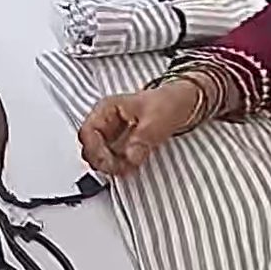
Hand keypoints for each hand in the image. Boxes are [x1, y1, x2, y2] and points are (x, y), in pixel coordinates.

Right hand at [77, 81, 197, 175]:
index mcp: (107, 109)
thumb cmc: (169, 102)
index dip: (95, 150)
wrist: (184, 104)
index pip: (87, 133)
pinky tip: (130, 166)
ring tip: (128, 167)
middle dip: (102, 161)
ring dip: (110, 166)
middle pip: (89, 148)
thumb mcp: (158, 118)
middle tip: (120, 167)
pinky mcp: (119, 146)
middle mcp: (104, 122)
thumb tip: (130, 156)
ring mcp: (111, 135)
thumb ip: (144, 138)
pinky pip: (110, 161)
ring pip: (98, 157)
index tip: (110, 161)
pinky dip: (118, 167)